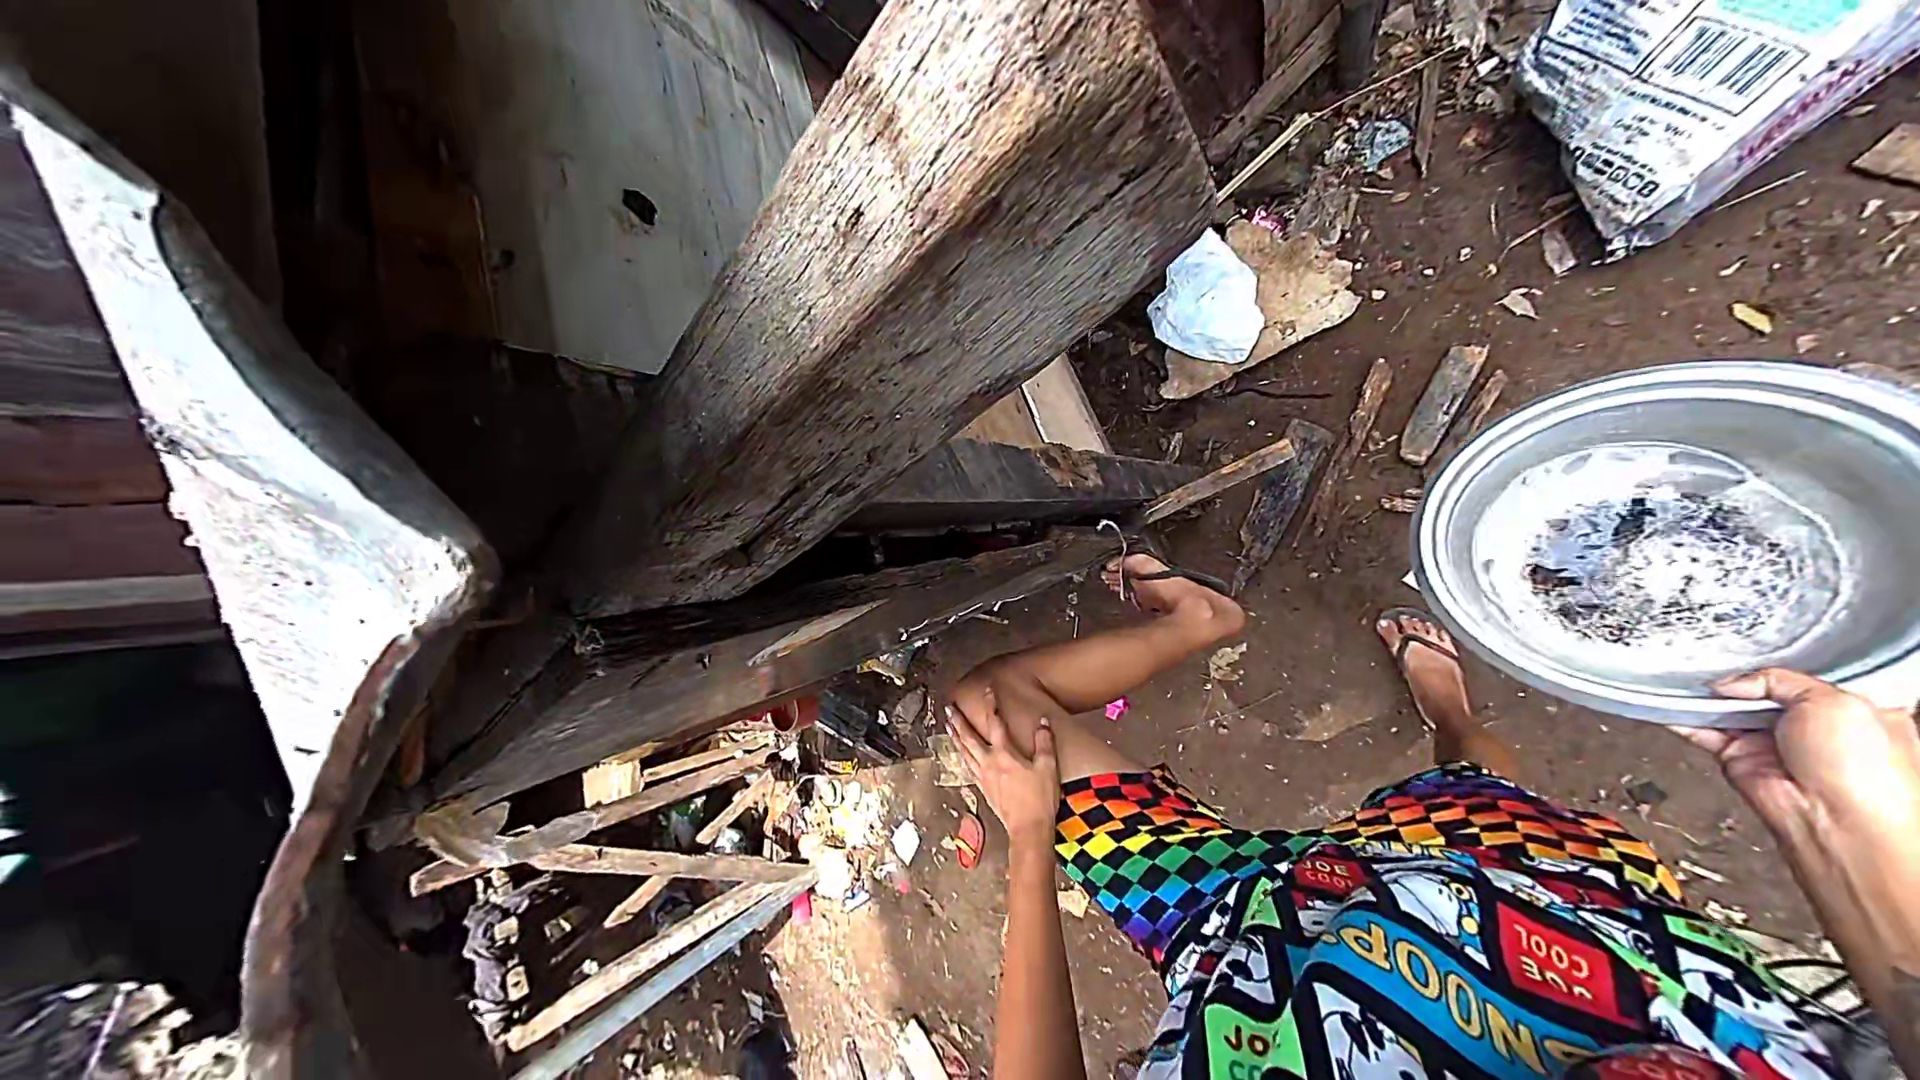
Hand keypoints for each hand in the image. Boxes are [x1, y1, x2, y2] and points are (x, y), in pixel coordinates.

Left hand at [947, 687, 1061, 851]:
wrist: (1028, 830)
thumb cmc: (1039, 800)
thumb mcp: (1048, 767)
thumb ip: (1044, 742)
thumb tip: (1042, 722)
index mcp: (1004, 754)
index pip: (995, 722)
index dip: (990, 704)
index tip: (987, 690)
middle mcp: (989, 763)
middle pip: (969, 737)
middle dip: (959, 721)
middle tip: (949, 708)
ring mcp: (983, 777)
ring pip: (964, 752)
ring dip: (955, 737)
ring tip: (948, 727)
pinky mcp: (983, 790)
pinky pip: (968, 767)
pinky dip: (962, 756)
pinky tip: (961, 755)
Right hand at [1679, 668, 1919, 835]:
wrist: (1836, 818)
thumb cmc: (1867, 768)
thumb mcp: (1835, 702)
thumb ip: (1779, 680)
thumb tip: (1732, 682)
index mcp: (1852, 709)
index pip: (1808, 675)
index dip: (1779, 660)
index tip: (1750, 648)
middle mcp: (1810, 725)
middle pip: (1758, 689)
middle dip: (1733, 677)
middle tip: (1709, 662)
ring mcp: (1771, 740)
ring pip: (1723, 707)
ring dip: (1701, 696)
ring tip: (1679, 678)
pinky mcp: (1736, 755)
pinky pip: (1697, 729)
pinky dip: (1676, 716)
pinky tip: (1661, 700)